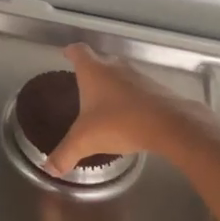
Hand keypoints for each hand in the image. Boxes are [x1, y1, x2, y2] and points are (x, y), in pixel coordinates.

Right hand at [46, 44, 200, 175]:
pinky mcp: (156, 88)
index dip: (70, 52)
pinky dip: (130, 96)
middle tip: (83, 85)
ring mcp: (138, 75)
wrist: (169, 124)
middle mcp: (115, 67)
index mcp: (93, 71)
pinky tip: (129, 114)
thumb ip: (65, 154)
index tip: (66, 55)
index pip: (78, 51)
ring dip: (113, 83)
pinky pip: (137, 88)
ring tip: (105, 101)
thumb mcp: (85, 141)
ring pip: (120, 73)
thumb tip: (50, 169)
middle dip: (91, 70)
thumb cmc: (119, 123)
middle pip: (100, 60)